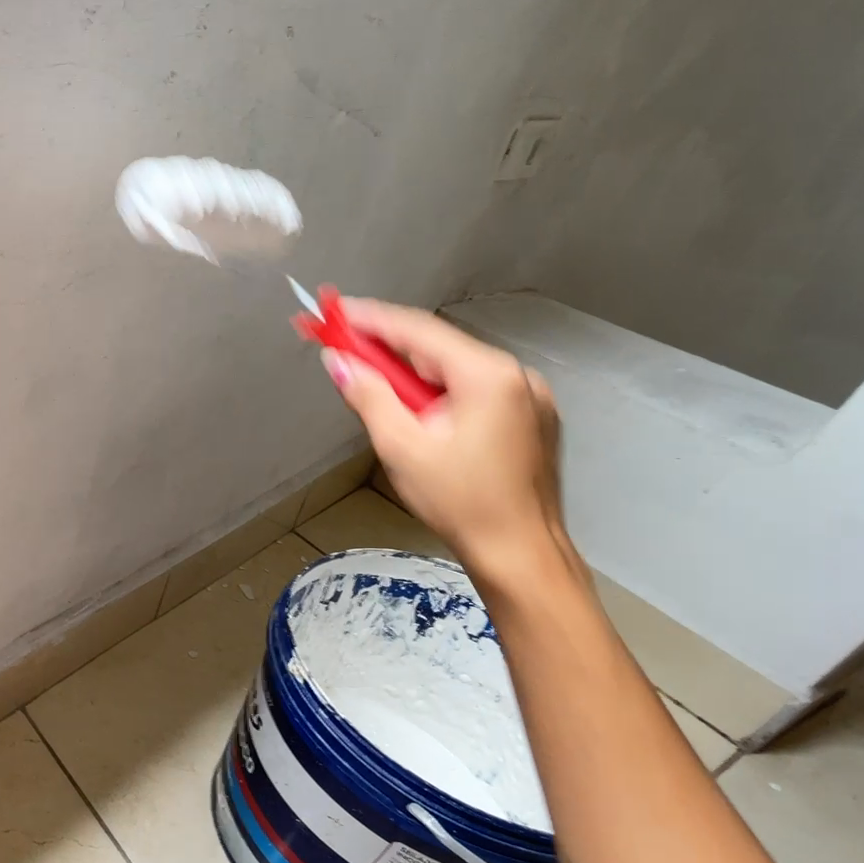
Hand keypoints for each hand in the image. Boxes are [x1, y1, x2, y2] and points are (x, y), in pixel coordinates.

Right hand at [320, 298, 566, 570]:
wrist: (520, 551)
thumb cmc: (459, 502)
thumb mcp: (401, 447)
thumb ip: (368, 396)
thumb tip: (338, 361)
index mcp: (488, 377)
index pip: (418, 331)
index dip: (370, 319)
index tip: (333, 311)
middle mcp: (515, 376)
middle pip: (438, 347)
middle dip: (387, 344)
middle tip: (341, 342)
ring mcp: (529, 396)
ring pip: (455, 368)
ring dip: (410, 369)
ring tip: (370, 376)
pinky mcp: (530, 418)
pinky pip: (473, 388)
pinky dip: (437, 387)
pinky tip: (412, 402)